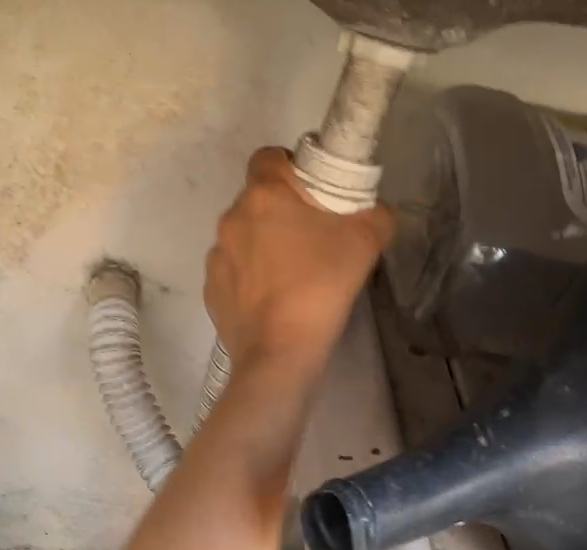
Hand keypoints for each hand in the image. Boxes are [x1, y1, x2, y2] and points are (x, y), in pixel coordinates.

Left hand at [204, 147, 395, 379]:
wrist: (279, 354)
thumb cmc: (320, 288)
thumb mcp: (366, 241)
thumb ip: (375, 214)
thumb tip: (374, 213)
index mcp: (263, 195)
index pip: (268, 157)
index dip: (291, 166)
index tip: (312, 190)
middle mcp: (230, 220)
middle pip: (255, 201)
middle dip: (280, 212)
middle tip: (311, 238)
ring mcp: (216, 259)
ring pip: (242, 238)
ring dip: (263, 246)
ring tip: (291, 276)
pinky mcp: (211, 292)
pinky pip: (233, 273)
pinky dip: (250, 280)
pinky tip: (273, 301)